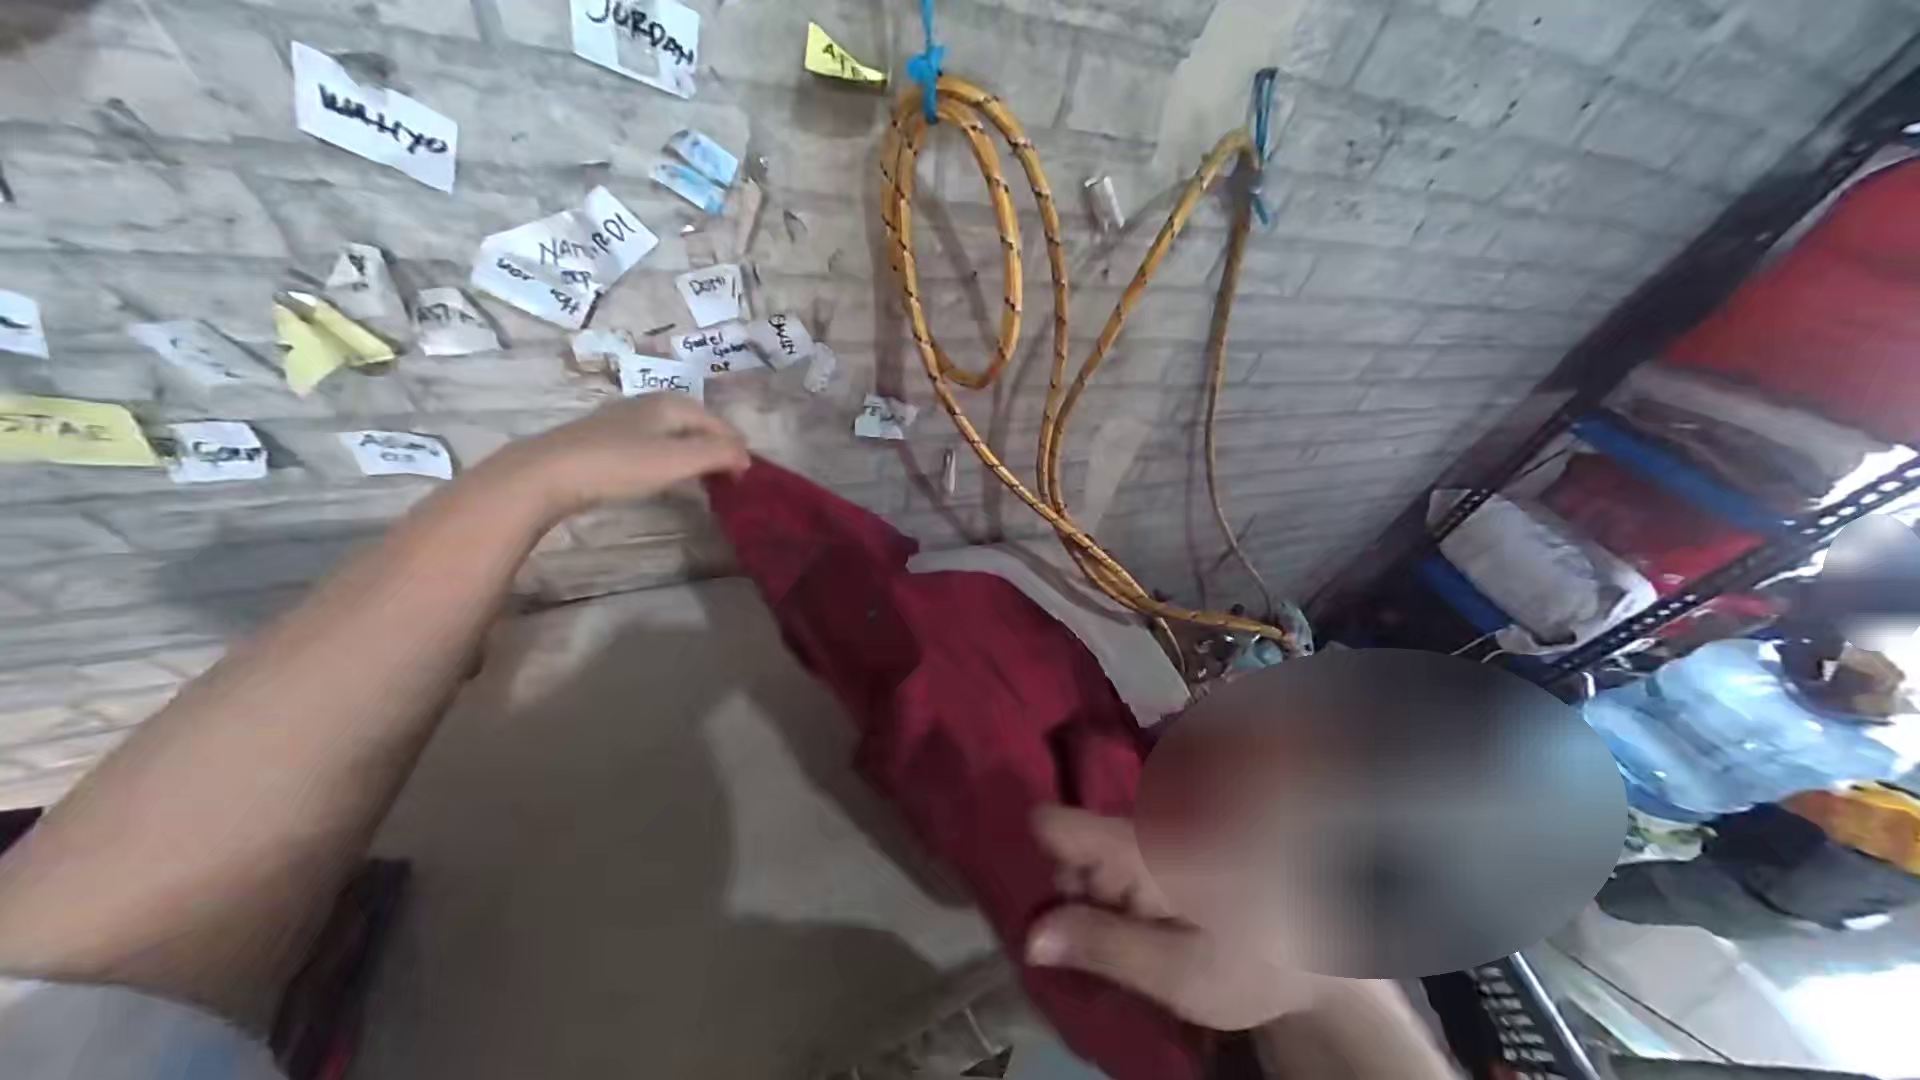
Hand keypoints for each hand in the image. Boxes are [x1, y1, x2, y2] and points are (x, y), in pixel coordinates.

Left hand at [501, 395, 750, 515]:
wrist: (545, 475)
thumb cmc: (618, 465)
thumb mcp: (677, 460)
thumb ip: (718, 455)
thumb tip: (746, 456)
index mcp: (669, 404)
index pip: (717, 422)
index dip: (735, 447)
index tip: (745, 476)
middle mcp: (647, 405)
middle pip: (695, 424)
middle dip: (716, 447)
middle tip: (728, 478)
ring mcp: (622, 422)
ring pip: (671, 434)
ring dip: (692, 454)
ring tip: (702, 479)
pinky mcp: (602, 441)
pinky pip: (650, 445)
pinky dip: (668, 459)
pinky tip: (662, 476)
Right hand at [1026, 805, 1333, 1030]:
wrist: (1319, 948)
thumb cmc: (1254, 963)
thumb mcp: (1181, 974)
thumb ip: (1105, 947)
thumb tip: (1030, 936)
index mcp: (1145, 846)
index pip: (1061, 826)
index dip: (1040, 858)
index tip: (1050, 901)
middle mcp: (1145, 823)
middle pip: (1075, 850)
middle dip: (1076, 893)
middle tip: (1112, 941)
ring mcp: (1155, 827)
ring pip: (1094, 857)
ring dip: (1099, 898)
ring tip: (1140, 936)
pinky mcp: (1163, 837)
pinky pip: (1118, 859)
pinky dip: (1120, 893)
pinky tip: (1147, 922)